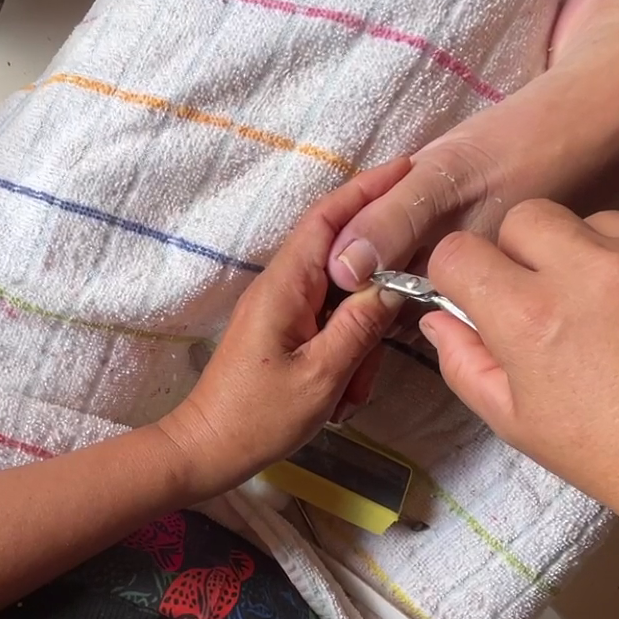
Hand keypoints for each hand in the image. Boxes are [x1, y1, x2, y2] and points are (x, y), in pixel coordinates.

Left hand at [158, 159, 414, 496]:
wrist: (206, 450)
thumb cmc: (258, 417)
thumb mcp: (322, 374)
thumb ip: (362, 324)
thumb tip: (397, 280)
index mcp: (285, 286)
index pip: (328, 219)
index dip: (369, 190)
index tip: (411, 168)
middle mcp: (280, 289)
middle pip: (345, 263)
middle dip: (377, 298)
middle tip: (394, 337)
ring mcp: (279, 312)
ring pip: (340, 303)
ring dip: (359, 343)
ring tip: (353, 392)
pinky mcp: (280, 335)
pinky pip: (326, 327)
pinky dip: (343, 355)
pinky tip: (343, 393)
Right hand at [418, 199, 618, 576]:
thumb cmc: (617, 462)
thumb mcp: (517, 425)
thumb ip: (465, 363)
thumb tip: (440, 318)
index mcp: (530, 316)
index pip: (458, 251)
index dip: (454, 274)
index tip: (470, 297)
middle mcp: (593, 268)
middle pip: (526, 215)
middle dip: (516, 251)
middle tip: (538, 297)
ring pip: (597, 221)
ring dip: (585, 254)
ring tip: (610, 311)